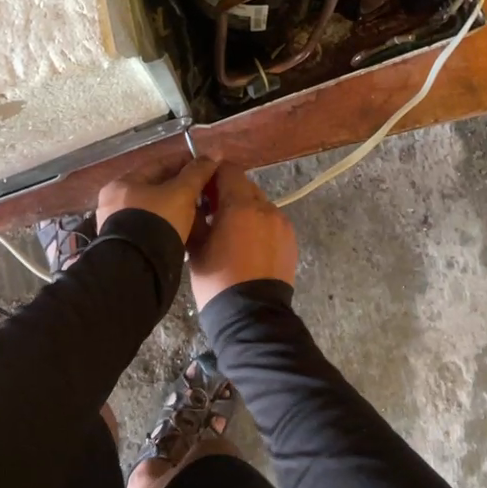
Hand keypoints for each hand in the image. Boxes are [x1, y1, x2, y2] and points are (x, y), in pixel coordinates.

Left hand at [96, 157, 217, 242]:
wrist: (140, 268)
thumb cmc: (157, 221)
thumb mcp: (182, 193)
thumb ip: (197, 172)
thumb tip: (214, 154)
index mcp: (122, 184)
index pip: (159, 165)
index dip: (185, 163)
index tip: (206, 167)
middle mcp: (116, 203)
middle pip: (158, 188)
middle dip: (185, 188)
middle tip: (207, 190)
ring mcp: (121, 226)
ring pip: (158, 208)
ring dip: (181, 207)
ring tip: (203, 210)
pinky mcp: (130, 245)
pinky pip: (154, 226)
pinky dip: (172, 223)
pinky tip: (191, 227)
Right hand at [188, 162, 297, 309]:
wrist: (251, 316)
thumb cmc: (217, 282)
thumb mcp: (196, 248)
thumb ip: (196, 217)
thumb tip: (195, 201)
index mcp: (241, 205)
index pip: (228, 170)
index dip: (213, 176)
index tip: (203, 190)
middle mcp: (266, 208)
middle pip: (245, 186)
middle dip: (229, 194)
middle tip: (213, 215)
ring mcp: (282, 223)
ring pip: (260, 204)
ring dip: (245, 210)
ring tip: (231, 234)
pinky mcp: (291, 238)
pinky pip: (272, 221)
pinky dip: (260, 225)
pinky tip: (249, 246)